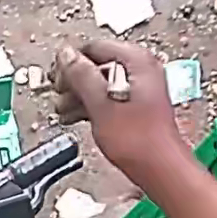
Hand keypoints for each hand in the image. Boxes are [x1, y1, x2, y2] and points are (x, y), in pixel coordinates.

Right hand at [52, 41, 195, 187]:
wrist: (160, 168)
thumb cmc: (137, 140)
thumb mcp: (101, 104)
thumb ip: (82, 76)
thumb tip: (66, 54)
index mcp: (136, 62)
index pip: (94, 48)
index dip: (71, 63)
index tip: (56, 81)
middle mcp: (141, 71)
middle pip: (97, 65)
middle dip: (74, 82)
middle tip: (59, 98)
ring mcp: (140, 89)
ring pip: (101, 84)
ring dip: (79, 97)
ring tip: (63, 113)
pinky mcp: (136, 108)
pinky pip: (108, 99)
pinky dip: (91, 107)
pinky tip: (76, 119)